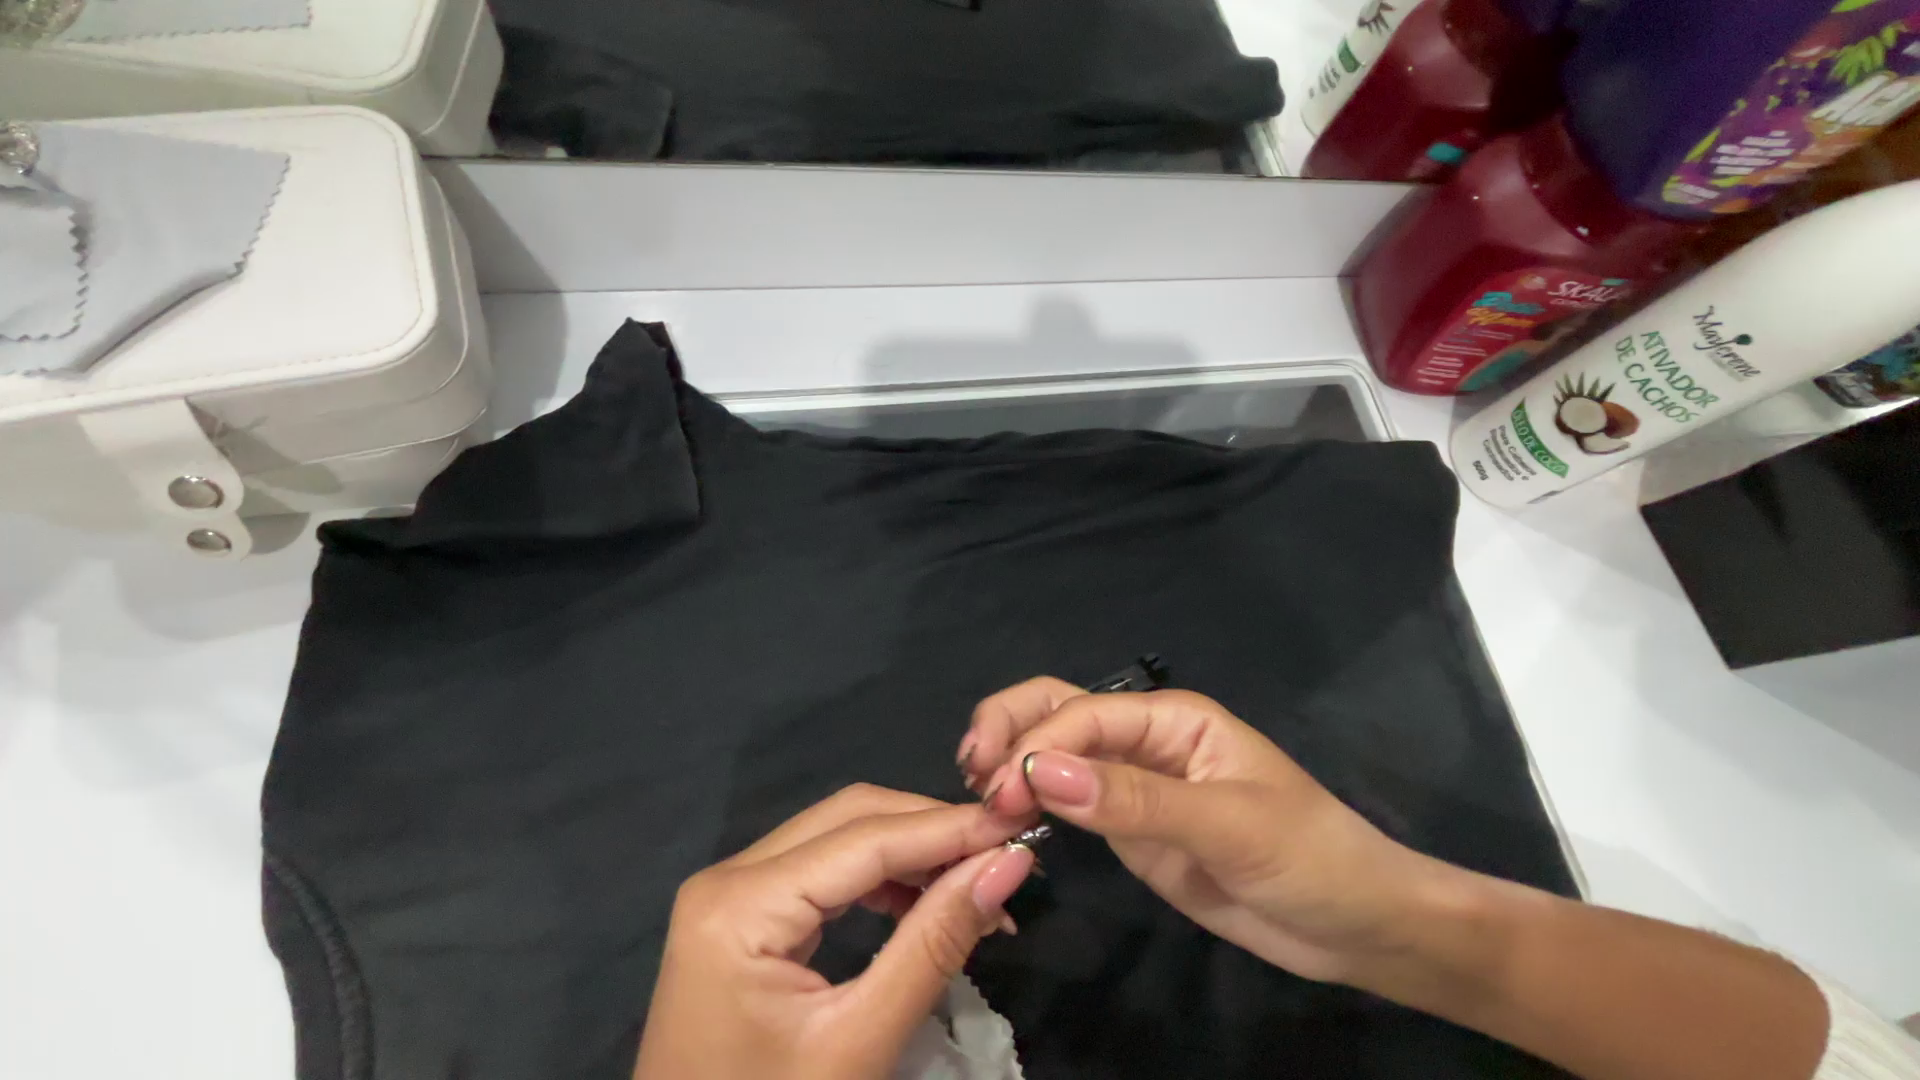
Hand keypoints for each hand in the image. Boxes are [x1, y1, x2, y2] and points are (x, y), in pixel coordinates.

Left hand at [632, 784, 1035, 1079]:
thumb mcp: (859, 1042)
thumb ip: (934, 945)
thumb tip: (1007, 865)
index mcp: (742, 903)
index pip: (866, 837)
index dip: (949, 827)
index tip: (1020, 826)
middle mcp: (730, 874)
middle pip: (851, 817)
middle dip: (932, 829)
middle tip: (1005, 855)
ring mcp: (731, 891)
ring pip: (840, 835)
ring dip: (911, 851)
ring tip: (975, 886)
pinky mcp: (742, 913)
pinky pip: (823, 869)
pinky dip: (881, 877)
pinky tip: (924, 903)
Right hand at [958, 678, 1453, 983]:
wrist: (1353, 925)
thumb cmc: (1308, 857)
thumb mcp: (1228, 824)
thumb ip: (1135, 799)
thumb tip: (1041, 773)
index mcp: (1171, 718)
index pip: (1083, 715)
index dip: (1037, 746)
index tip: (1002, 793)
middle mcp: (1143, 739)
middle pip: (1058, 710)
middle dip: (1009, 731)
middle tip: (972, 778)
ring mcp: (1131, 782)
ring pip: (1055, 751)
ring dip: (1011, 761)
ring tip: (976, 797)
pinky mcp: (1127, 826)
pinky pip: (1068, 800)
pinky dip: (1030, 801)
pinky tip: (1004, 819)